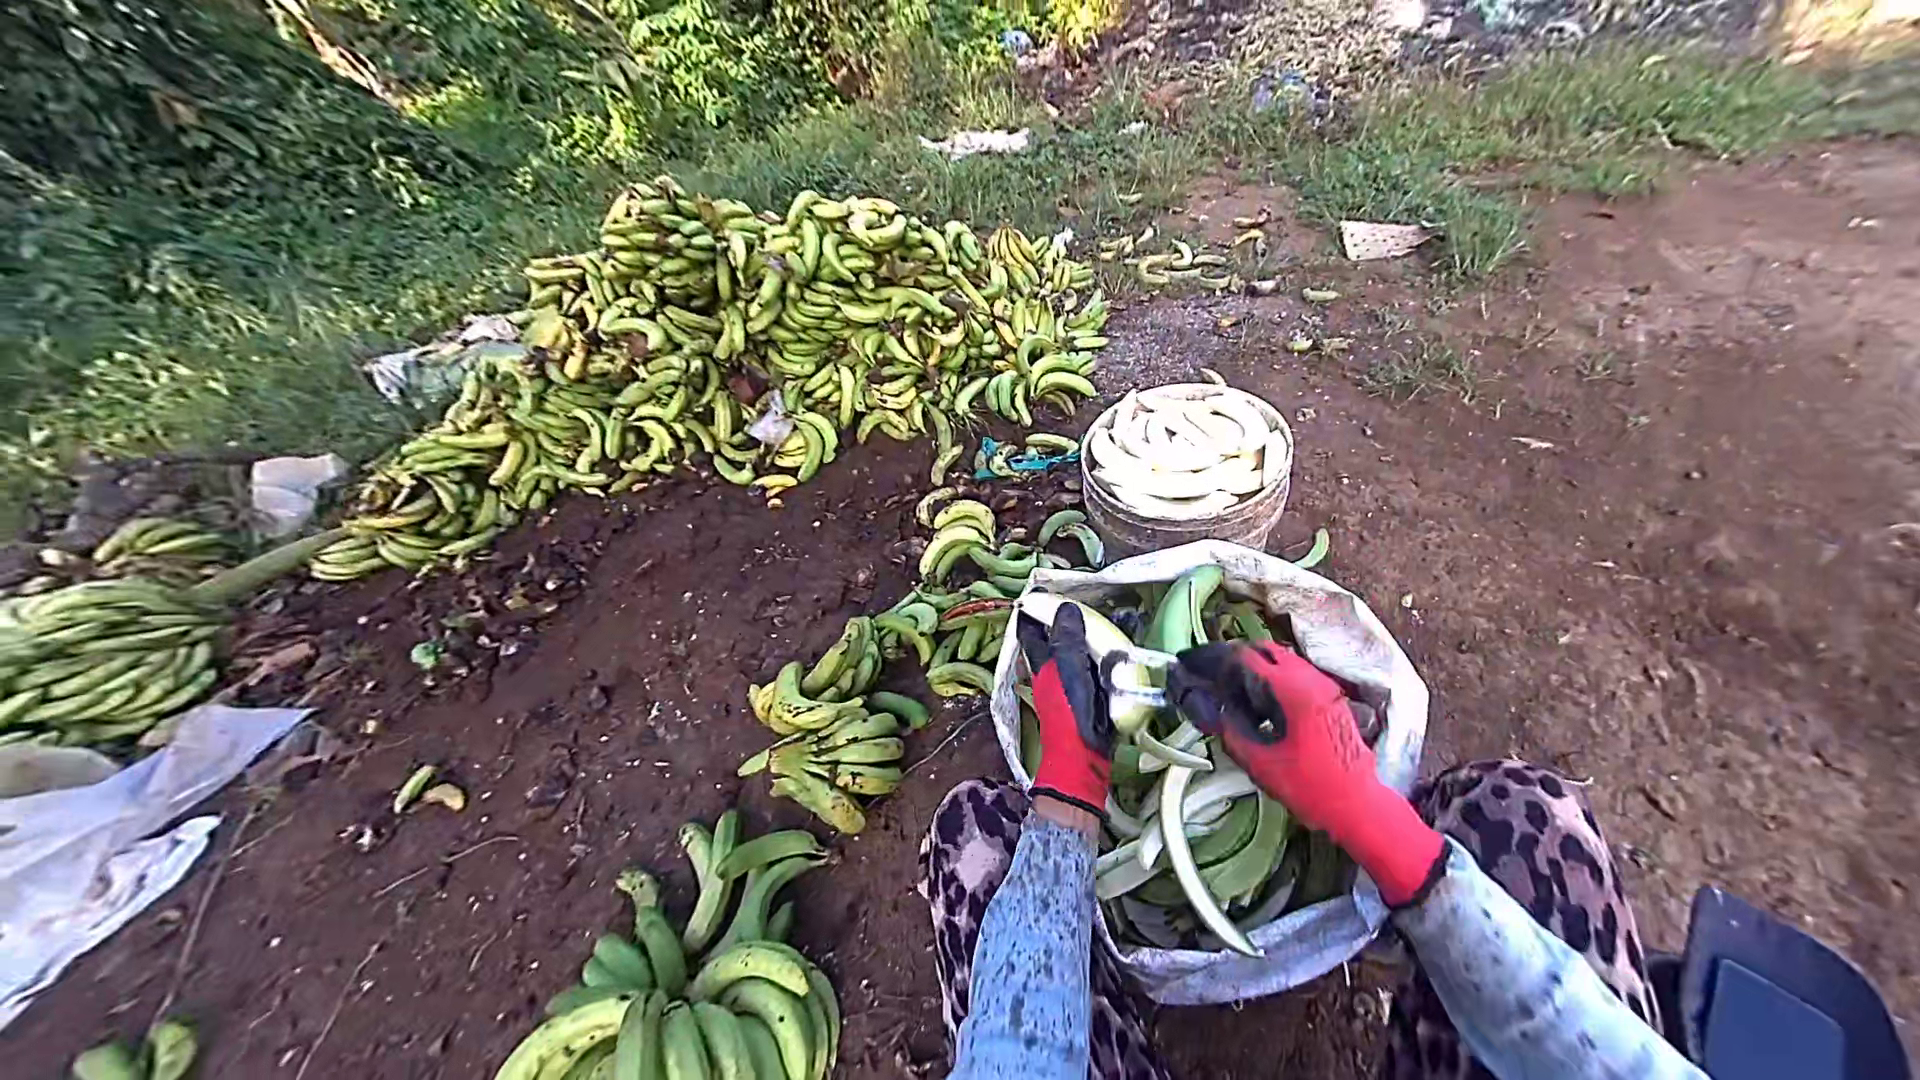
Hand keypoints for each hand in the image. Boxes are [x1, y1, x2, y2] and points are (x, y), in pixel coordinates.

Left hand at [1016, 605, 1112, 819]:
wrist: (1082, 759)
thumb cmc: (1074, 714)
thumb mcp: (1071, 671)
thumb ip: (1067, 640)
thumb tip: (1064, 607)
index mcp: (1043, 663)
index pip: (1030, 628)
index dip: (1034, 608)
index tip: (1043, 591)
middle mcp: (1047, 672)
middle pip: (1047, 639)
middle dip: (1056, 620)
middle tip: (1073, 602)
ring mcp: (1061, 685)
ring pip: (1064, 652)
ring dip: (1075, 636)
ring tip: (1093, 620)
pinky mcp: (1078, 698)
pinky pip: (1082, 667)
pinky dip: (1090, 655)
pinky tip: (1105, 653)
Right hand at [1167, 641, 1443, 906]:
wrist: (1361, 808)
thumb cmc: (1309, 787)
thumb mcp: (1257, 760)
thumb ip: (1226, 726)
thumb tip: (1199, 701)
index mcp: (1292, 690)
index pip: (1241, 658)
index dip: (1209, 658)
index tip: (1185, 663)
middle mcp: (1310, 678)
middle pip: (1260, 650)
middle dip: (1227, 657)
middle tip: (1202, 672)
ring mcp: (1323, 685)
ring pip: (1277, 657)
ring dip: (1247, 665)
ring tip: (1223, 684)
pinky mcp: (1327, 695)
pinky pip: (1290, 671)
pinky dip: (1266, 675)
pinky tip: (1252, 697)